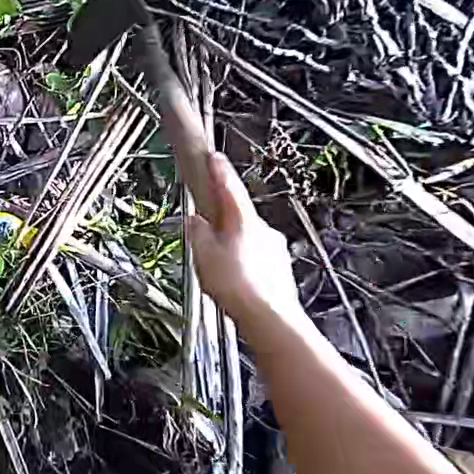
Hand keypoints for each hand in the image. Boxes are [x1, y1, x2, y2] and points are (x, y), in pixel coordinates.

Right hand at [186, 152, 307, 338]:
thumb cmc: (236, 285)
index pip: (229, 186)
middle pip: (238, 212)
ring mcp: (274, 247)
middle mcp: (262, 228)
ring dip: (232, 240)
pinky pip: (256, 253)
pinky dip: (244, 257)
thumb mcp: (203, 256)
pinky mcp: (279, 266)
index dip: (219, 170)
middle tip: (206, 220)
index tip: (214, 156)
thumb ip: (198, 233)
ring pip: (248, 235)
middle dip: (222, 214)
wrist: (269, 317)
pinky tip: (233, 275)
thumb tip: (195, 220)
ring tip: (216, 261)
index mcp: (242, 220)